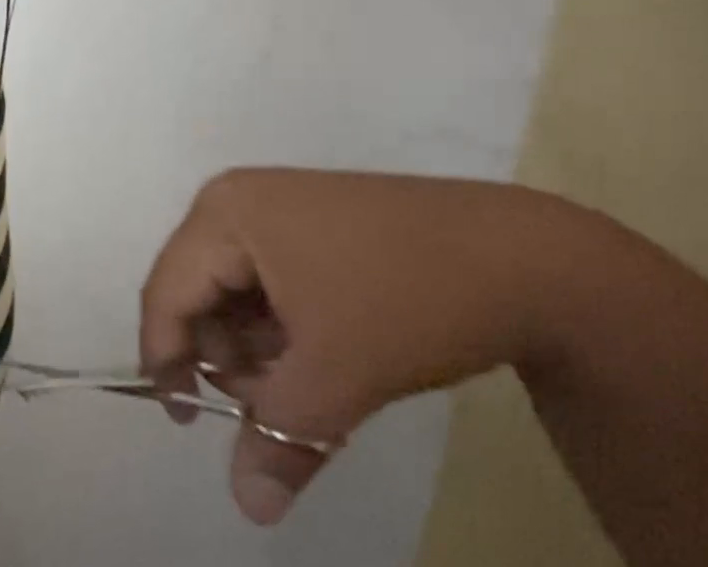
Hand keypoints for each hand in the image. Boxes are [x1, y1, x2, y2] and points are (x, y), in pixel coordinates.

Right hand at [138, 168, 575, 525]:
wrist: (542, 261)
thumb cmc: (413, 302)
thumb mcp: (340, 376)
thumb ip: (279, 438)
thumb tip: (248, 508)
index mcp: (223, 215)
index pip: (166, 295)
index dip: (166, 361)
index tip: (184, 420)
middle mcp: (237, 200)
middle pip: (198, 291)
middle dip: (226, 356)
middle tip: (267, 405)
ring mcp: (278, 204)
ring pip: (234, 289)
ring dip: (256, 346)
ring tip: (304, 383)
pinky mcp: (315, 219)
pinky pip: (269, 278)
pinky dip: (283, 325)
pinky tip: (321, 352)